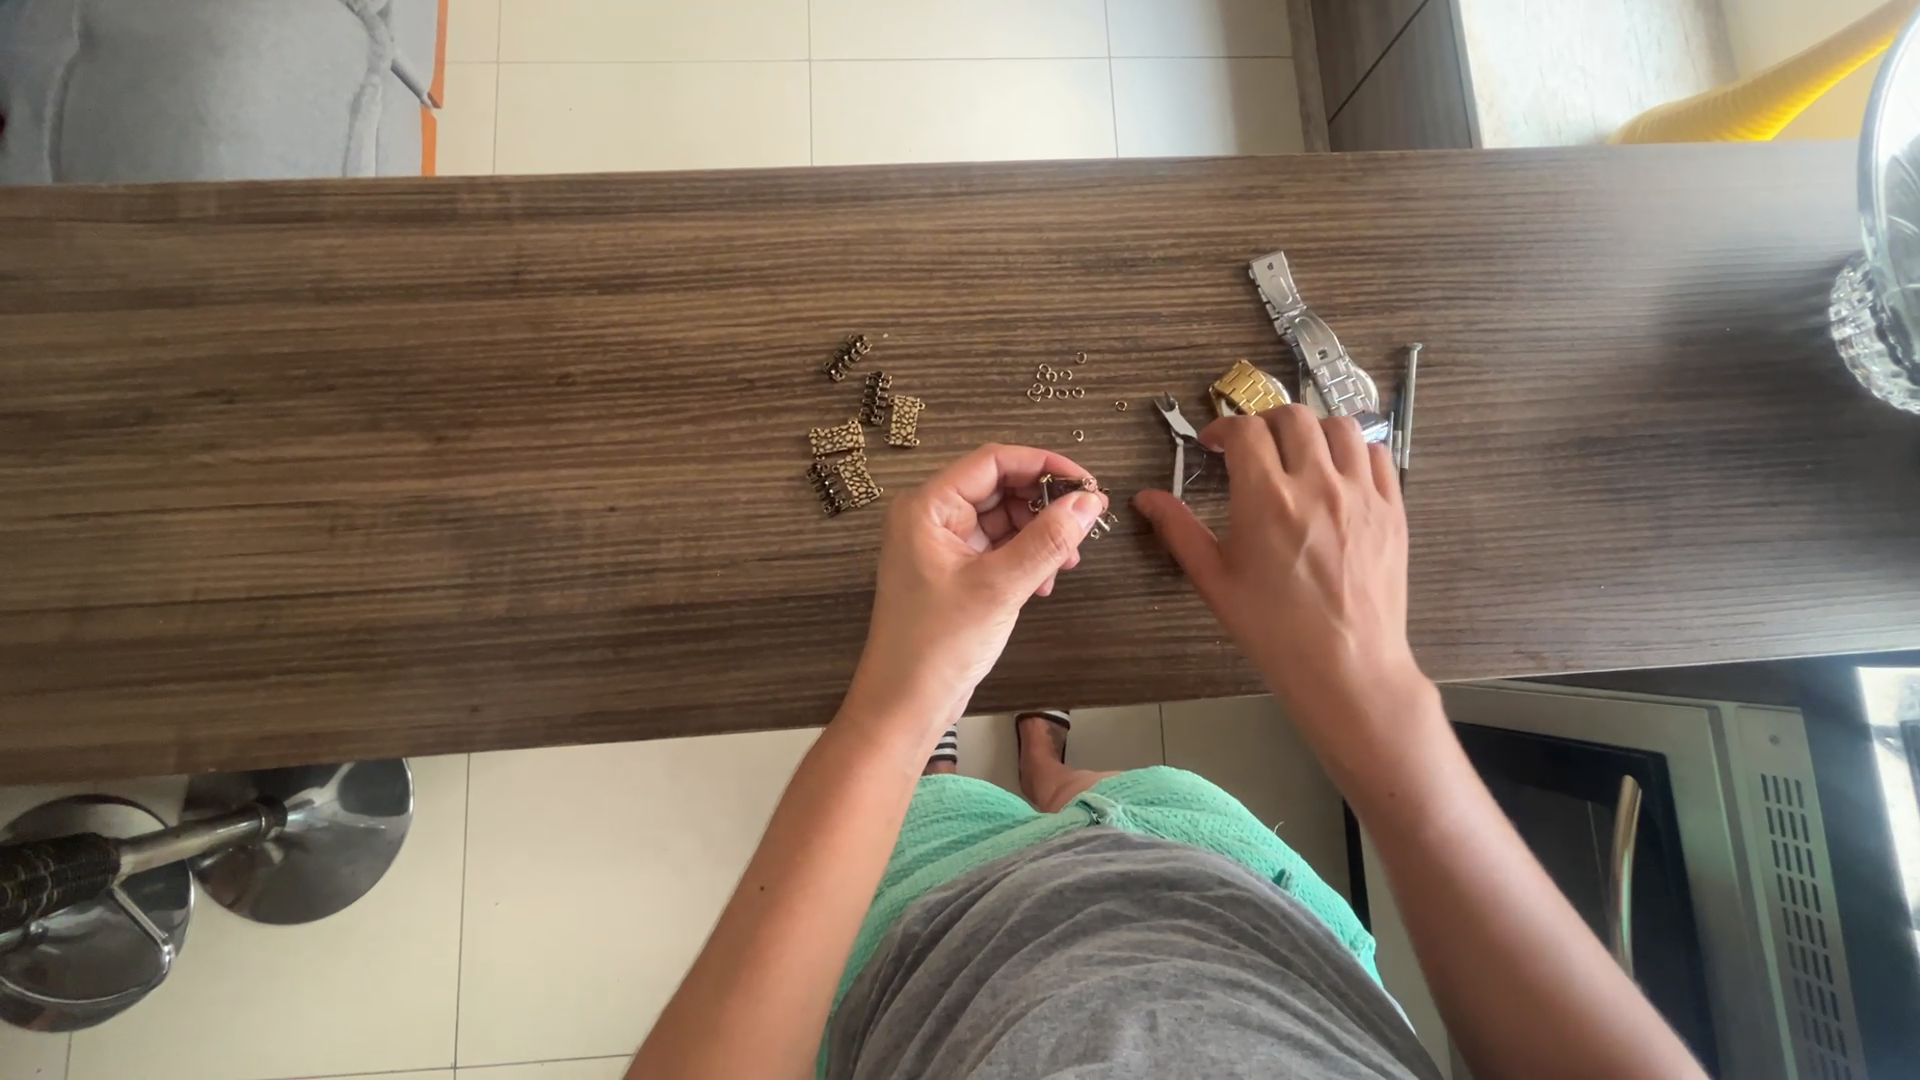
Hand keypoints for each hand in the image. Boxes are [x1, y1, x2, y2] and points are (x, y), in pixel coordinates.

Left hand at [844, 444, 1109, 738]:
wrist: (905, 704)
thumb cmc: (936, 645)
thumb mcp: (999, 587)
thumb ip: (1047, 540)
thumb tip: (1088, 502)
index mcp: (927, 507)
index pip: (993, 461)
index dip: (1043, 465)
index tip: (1086, 484)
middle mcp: (931, 518)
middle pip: (999, 487)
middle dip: (1043, 505)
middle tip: (1085, 523)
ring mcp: (941, 546)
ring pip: (1002, 519)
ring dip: (1038, 535)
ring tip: (1067, 561)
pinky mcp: (953, 573)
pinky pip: (997, 548)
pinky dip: (1025, 558)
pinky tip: (1044, 583)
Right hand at [1134, 405, 1424, 733]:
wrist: (1344, 666)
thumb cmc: (1272, 628)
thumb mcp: (1213, 579)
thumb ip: (1178, 529)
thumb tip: (1147, 498)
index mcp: (1265, 499)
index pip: (1244, 431)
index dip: (1222, 429)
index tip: (1213, 444)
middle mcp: (1316, 485)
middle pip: (1292, 416)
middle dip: (1263, 422)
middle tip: (1250, 446)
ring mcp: (1360, 495)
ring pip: (1340, 426)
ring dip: (1310, 430)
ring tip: (1295, 454)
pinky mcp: (1391, 509)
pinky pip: (1377, 455)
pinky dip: (1353, 451)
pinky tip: (1335, 474)